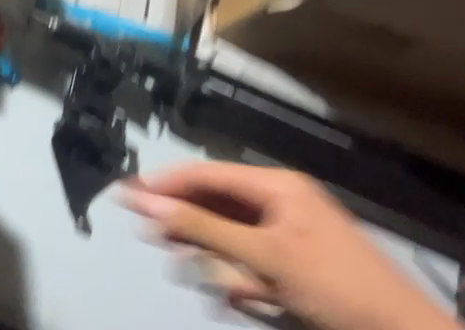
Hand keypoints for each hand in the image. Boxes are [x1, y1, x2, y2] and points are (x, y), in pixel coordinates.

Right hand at [123, 163, 453, 329]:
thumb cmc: (337, 285)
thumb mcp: (265, 255)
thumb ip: (202, 226)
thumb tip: (145, 201)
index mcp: (276, 185)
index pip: (204, 173)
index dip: (163, 183)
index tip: (127, 195)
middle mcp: (280, 200)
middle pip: (214, 202)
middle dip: (184, 221)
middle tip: (149, 235)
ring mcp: (291, 232)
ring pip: (230, 233)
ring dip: (208, 252)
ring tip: (186, 268)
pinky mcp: (297, 262)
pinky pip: (251, 257)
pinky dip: (235, 272)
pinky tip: (227, 292)